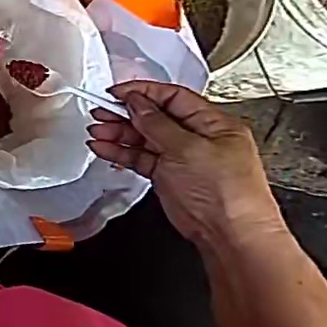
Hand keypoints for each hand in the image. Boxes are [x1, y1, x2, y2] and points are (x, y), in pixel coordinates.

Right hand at [86, 80, 285, 247]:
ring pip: (143, 137)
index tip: (116, 92)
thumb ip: (157, 123)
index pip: (173, 97)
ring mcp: (181, 157)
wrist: (230, 234)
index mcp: (213, 124)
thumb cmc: (228, 194)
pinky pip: (138, 157)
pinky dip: (119, 152)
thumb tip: (136, 103)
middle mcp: (197, 138)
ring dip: (117, 133)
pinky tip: (103, 148)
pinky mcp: (168, 175)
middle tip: (100, 111)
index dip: (143, 92)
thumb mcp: (188, 149)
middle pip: (154, 117)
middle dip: (124, 113)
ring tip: (96, 131)